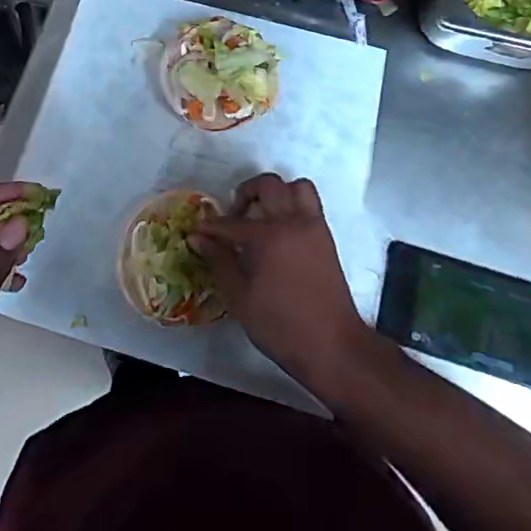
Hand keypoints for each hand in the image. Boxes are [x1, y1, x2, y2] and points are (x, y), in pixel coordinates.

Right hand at [190, 173, 378, 398]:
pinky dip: (294, 204)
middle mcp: (292, 221)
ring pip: (295, 186)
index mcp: (267, 236)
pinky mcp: (326, 236)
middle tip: (234, 217)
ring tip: (262, 215)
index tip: (198, 232)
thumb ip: (219, 261)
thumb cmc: (281, 325)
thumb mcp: (239, 298)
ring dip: (276, 193)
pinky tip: (280, 230)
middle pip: (267, 185)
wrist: (333, 345)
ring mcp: (313, 226)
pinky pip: (310, 203)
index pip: (230, 223)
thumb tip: (198, 237)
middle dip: (245, 194)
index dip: (210, 228)